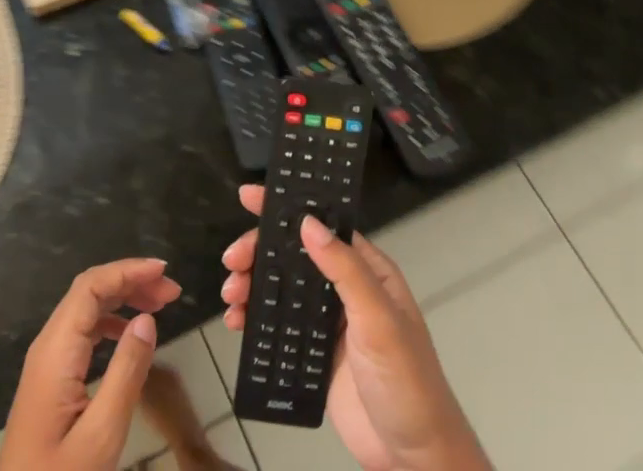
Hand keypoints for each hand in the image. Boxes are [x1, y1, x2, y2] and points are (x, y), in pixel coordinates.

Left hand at [0, 258, 182, 470]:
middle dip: (130, 281)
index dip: (127, 271)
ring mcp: (47, 361)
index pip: (90, 287)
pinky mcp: (51, 377)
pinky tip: (131, 335)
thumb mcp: (102, 431)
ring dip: (122, 299)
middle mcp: (47, 345)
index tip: (165, 273)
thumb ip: (126, 372)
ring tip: (160, 307)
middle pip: (88, 291)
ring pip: (85, 309)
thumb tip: (147, 319)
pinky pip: (81, 332)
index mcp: (56, 351)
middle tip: (172, 291)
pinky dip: (110, 321)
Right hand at [221, 186, 490, 470]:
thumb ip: (345, 271)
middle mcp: (345, 291)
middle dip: (259, 253)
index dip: (287, 210)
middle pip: (292, 257)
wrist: (412, 456)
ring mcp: (327, 323)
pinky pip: (277, 327)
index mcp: (368, 273)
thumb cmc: (408, 382)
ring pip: (280, 290)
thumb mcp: (380, 321)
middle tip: (232, 261)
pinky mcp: (313, 354)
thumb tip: (309, 224)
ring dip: (252, 286)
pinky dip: (254, 320)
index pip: (323, 228)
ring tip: (230, 294)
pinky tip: (237, 321)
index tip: (250, 196)